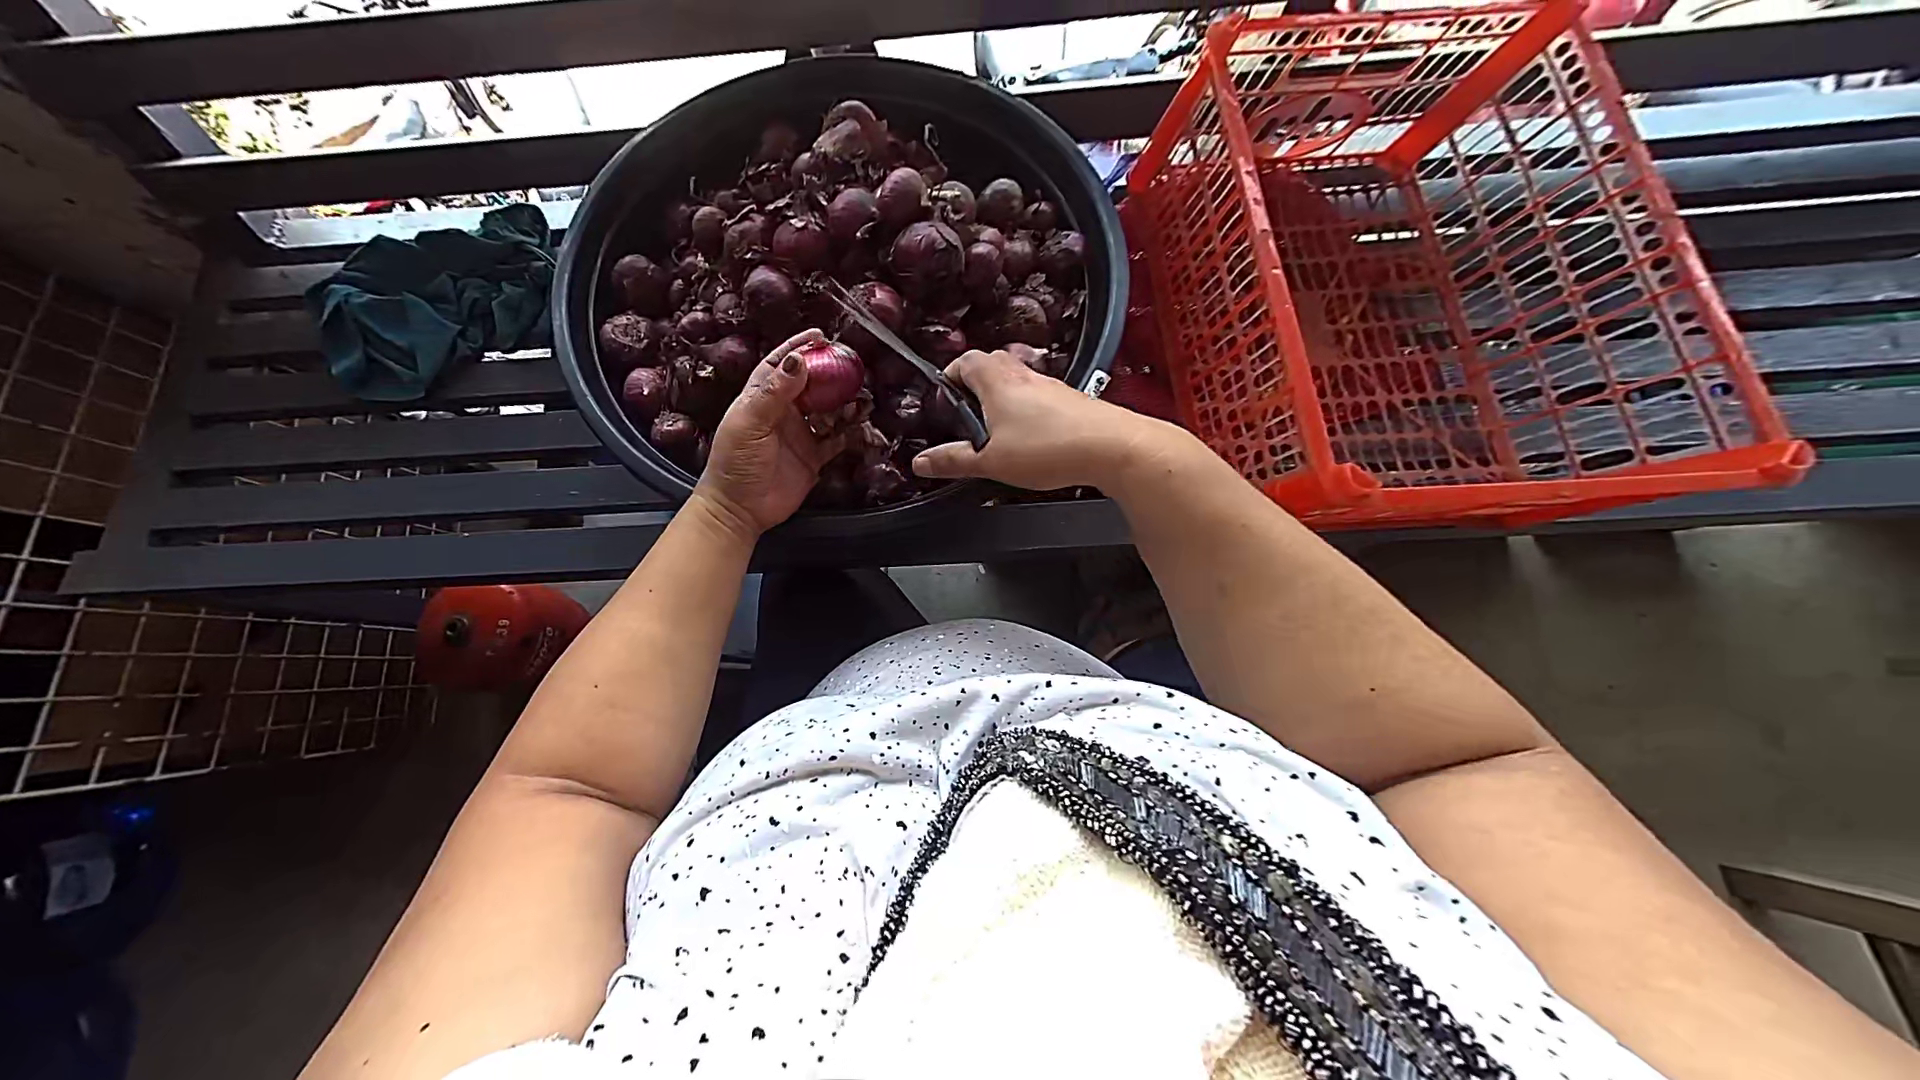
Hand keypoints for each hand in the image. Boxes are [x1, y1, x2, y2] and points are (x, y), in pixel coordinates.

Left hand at [692, 329, 844, 538]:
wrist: (739, 510)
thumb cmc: (734, 464)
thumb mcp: (750, 422)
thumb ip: (775, 392)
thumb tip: (798, 360)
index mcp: (762, 398)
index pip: (782, 365)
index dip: (799, 348)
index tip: (820, 336)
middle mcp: (783, 412)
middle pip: (813, 385)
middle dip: (833, 376)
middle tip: (853, 369)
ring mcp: (800, 434)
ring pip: (830, 411)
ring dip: (847, 405)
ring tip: (863, 401)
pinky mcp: (814, 457)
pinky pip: (839, 440)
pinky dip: (853, 434)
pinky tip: (864, 428)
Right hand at [911, 347, 1185, 491]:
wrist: (1111, 448)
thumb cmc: (1051, 447)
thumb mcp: (991, 461)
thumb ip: (954, 461)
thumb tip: (923, 462)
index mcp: (997, 381)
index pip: (965, 361)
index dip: (950, 374)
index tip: (943, 392)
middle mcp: (1025, 375)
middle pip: (993, 364)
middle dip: (976, 382)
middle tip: (967, 408)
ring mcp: (1052, 386)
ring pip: (1020, 381)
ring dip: (1005, 396)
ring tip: (996, 427)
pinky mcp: (1073, 402)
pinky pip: (1043, 398)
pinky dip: (1030, 410)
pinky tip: (1031, 438)